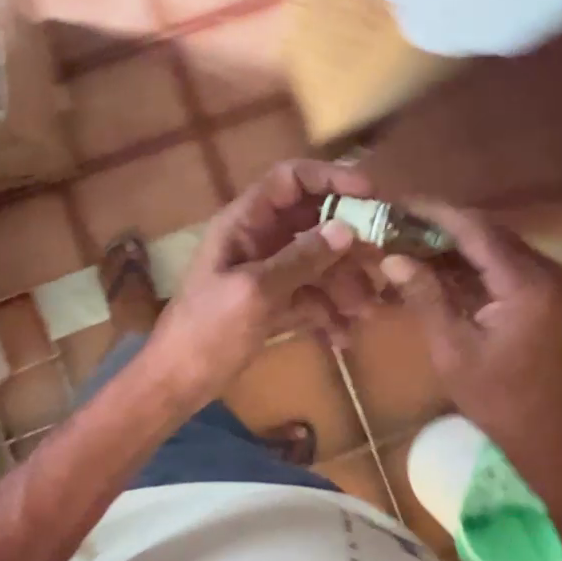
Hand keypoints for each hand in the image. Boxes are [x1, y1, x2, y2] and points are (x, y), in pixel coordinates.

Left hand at [145, 160, 378, 400]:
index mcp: (243, 223)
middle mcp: (257, 239)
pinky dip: (329, 312)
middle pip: (313, 221)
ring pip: (318, 261)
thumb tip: (346, 228)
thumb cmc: (207, 331)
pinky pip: (311, 295)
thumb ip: (299, 259)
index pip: (289, 180)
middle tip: (384, 264)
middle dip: (349, 242)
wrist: (177, 382)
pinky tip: (343, 338)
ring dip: (345, 284)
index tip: (372, 195)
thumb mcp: (254, 292)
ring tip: (365, 314)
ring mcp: (266, 272)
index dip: (330, 178)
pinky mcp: (273, 303)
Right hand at [379, 204, 561, 488]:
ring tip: (410, 244)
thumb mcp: (453, 350)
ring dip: (456, 246)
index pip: (475, 229)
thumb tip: (391, 257)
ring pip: (497, 247)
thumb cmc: (500, 400)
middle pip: (488, 232)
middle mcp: (550, 271)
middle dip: (441, 227)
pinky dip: (474, 265)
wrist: (556, 439)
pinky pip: (508, 266)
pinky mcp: (553, 295)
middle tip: (396, 224)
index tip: (396, 204)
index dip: (433, 213)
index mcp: (528, 284)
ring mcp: (556, 282)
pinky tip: (440, 270)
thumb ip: (425, 297)